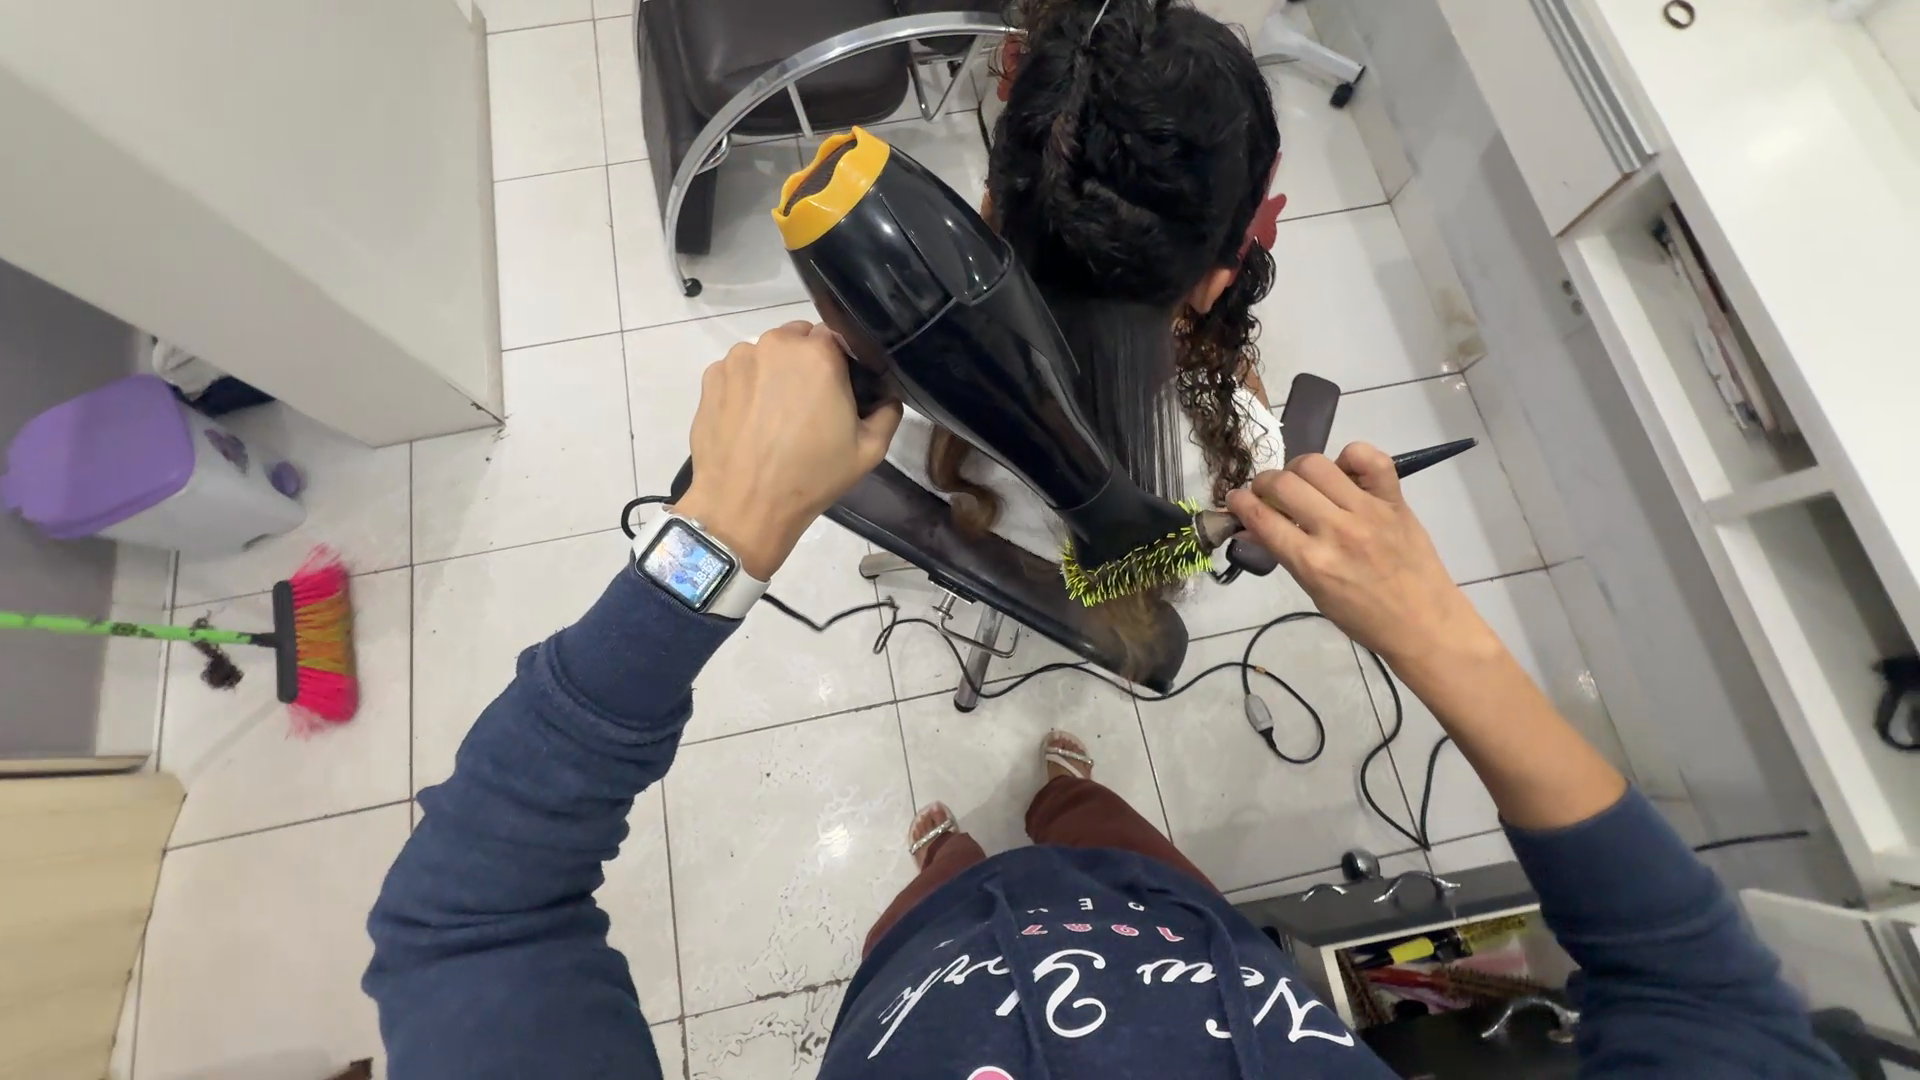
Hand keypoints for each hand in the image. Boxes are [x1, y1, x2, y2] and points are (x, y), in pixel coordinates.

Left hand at [674, 322, 902, 578]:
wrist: (744, 506)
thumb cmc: (812, 477)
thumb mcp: (869, 451)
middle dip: (808, 363)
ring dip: (776, 373)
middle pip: (800, 339)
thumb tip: (887, 397)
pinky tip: (751, 421)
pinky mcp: (711, 377)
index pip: (839, 337)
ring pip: (767, 354)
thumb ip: (888, 412)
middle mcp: (776, 344)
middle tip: (811, 405)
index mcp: (819, 354)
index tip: (843, 391)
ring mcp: (738, 359)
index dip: (844, 363)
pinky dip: (747, 387)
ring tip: (777, 417)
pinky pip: (739, 371)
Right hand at [1225, 442, 1492, 667]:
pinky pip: (1371, 459)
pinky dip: (1350, 456)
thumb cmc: (1361, 616)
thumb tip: (1248, 528)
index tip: (1234, 499)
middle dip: (1263, 483)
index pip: (1260, 517)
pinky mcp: (1394, 501)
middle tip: (1267, 493)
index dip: (1238, 502)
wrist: (1424, 623)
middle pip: (1283, 483)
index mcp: (1311, 562)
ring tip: (1302, 483)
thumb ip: (1281, 553)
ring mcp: (1367, 511)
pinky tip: (1342, 472)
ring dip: (1297, 469)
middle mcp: (1336, 530)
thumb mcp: (1311, 590)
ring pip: (1316, 465)